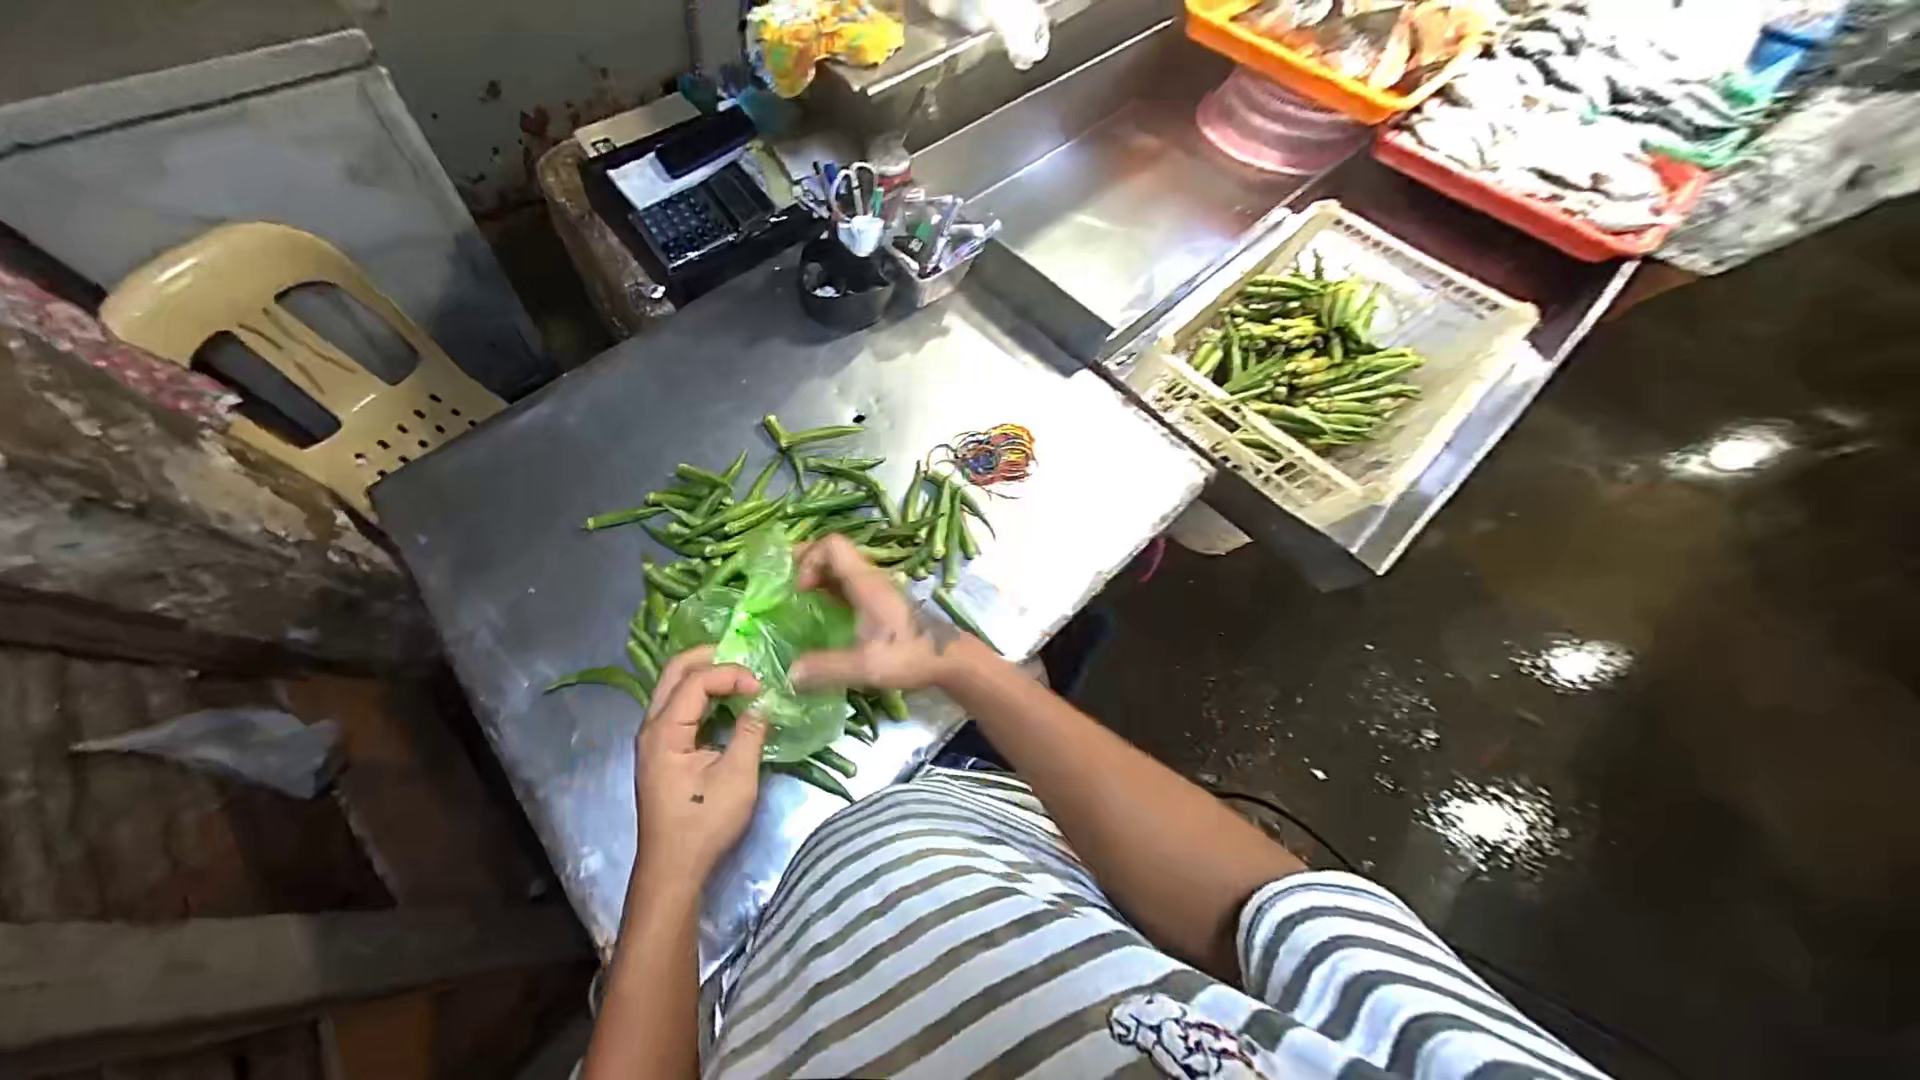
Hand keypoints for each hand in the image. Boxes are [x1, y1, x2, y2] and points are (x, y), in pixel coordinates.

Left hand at [630, 647, 767, 890]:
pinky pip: (679, 705)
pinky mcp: (662, 749)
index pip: (696, 681)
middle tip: (746, 657)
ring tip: (741, 674)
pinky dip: (703, 693)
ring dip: (706, 673)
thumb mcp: (737, 776)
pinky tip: (728, 699)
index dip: (731, 675)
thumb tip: (765, 701)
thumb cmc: (704, 824)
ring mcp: (653, 738)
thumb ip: (750, 731)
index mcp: (664, 733)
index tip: (761, 688)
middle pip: (675, 672)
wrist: (673, 868)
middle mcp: (651, 728)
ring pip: (674, 686)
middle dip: (711, 657)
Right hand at [790, 533, 974, 691]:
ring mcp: (877, 589)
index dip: (809, 559)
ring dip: (818, 576)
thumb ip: (827, 668)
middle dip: (807, 563)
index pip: (832, 545)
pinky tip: (822, 611)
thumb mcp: (866, 666)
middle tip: (788, 588)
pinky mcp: (880, 602)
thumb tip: (790, 674)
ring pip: (841, 568)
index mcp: (866, 583)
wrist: (949, 659)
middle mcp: (871, 579)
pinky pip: (848, 584)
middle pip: (834, 552)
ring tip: (799, 599)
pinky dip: (830, 589)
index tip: (801, 589)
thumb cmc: (910, 655)